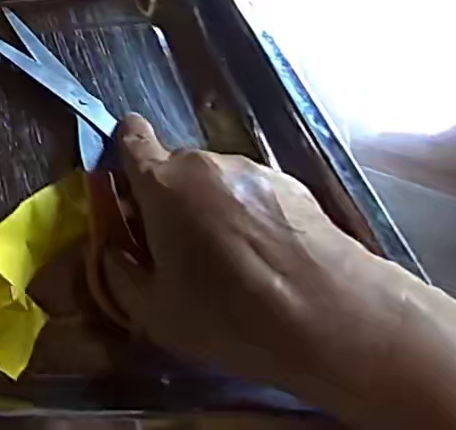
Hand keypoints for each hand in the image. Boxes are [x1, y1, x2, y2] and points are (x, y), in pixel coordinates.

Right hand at [100, 114, 416, 401]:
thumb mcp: (158, 315)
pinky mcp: (289, 182)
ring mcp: (248, 168)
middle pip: (172, 168)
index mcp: (161, 182)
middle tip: (184, 248)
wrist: (341, 321)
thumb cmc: (235, 315)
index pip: (129, 134)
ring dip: (212, 208)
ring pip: (213, 181)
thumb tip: (114, 252)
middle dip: (171, 199)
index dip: (123, 149)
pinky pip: (252, 192)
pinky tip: (271, 261)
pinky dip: (252, 216)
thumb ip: (119, 274)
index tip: (129, 182)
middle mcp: (200, 163)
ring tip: (236, 262)